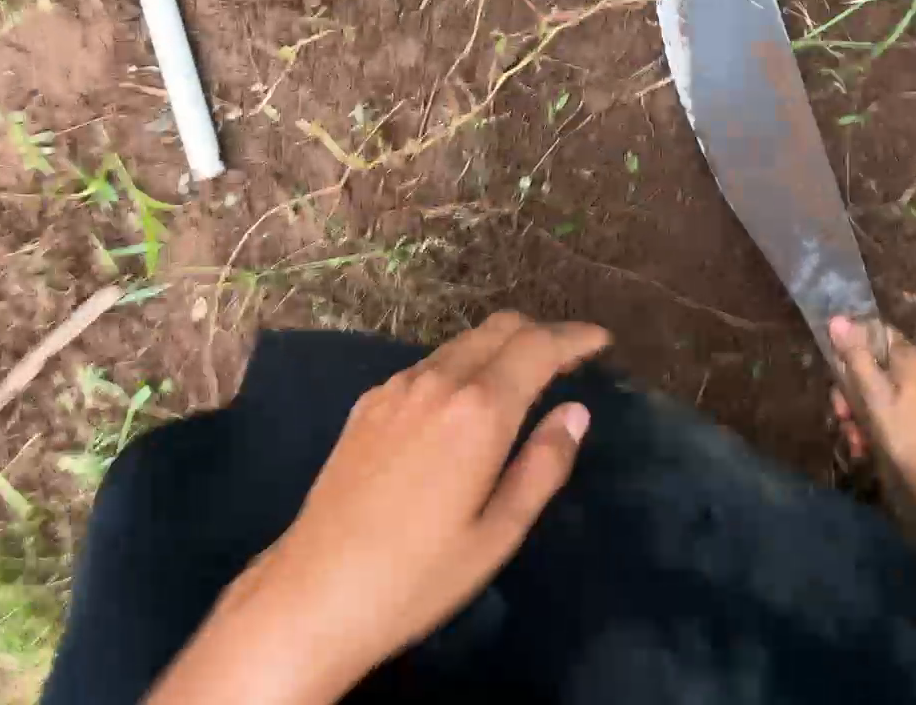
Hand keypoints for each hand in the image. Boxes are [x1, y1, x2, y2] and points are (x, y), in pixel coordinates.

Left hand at [191, 312, 606, 701]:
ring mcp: (397, 386)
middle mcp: (437, 381)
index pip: (537, 347)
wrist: (315, 589)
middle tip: (568, 356)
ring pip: (462, 343)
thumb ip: (544, 464)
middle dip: (539, 332)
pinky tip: (463, 402)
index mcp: (478, 410)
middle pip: (499, 328)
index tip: (600, 339)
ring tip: (522, 378)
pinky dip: (462, 366)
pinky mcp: (369, 401)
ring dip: (500, 347)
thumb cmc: (420, 574)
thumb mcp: (499, 532)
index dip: (574, 336)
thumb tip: (576, 412)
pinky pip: (429, 365)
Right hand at [829, 315, 915, 480]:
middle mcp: (915, 372)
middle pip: (868, 365)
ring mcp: (915, 396)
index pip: (874, 332)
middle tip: (842, 411)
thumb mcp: (871, 390)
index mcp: (910, 358)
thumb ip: (854, 354)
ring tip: (852, 434)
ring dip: (854, 412)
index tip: (833, 365)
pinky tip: (862, 444)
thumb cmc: (902, 429)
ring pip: (870, 391)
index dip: (850, 344)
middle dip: (848, 390)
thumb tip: (837, 318)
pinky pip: (881, 410)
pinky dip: (868, 425)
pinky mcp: (912, 417)